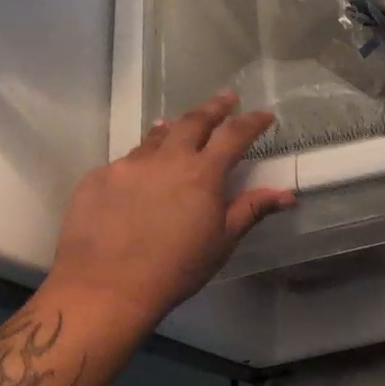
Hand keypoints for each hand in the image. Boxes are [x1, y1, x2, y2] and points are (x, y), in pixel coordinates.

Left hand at [46, 92, 294, 324]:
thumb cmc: (176, 268)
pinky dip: (143, 159)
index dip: (251, 122)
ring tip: (179, 126)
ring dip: (174, 129)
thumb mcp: (222, 241)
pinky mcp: (97, 178)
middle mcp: (166, 160)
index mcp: (202, 174)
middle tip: (226, 98)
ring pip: (156, 137)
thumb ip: (251, 210)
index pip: (234, 136)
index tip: (263, 115)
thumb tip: (287, 195)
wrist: (104, 287)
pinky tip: (142, 173)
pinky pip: (127, 161)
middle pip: (193, 122)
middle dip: (213, 108)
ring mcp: (127, 166)